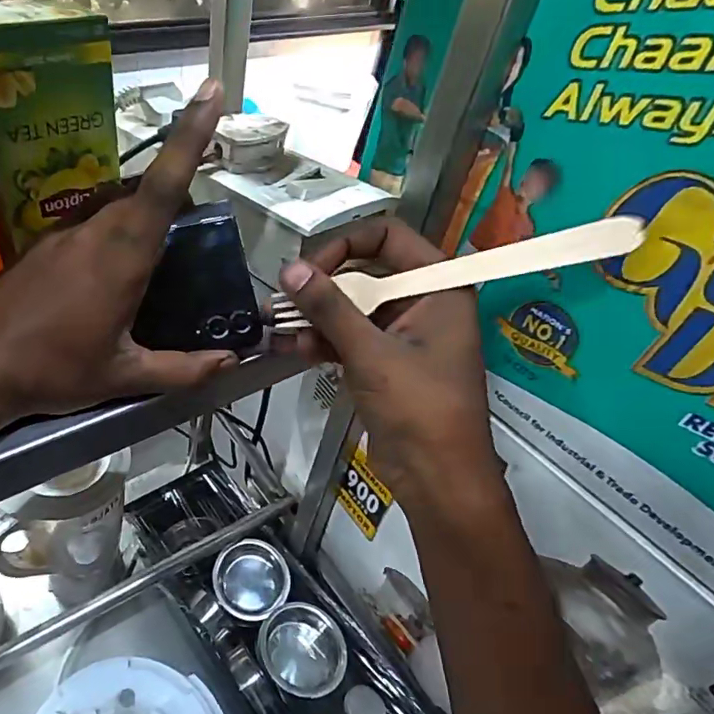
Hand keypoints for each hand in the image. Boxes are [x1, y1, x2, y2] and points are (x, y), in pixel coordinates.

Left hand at [0, 80, 235, 417]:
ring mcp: (58, 236)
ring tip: (146, 265)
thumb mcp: (122, 377)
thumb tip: (230, 361)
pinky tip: (97, 281)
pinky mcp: (36, 248)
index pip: (164, 184)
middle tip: (188, 240)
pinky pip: (82, 227)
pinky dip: (104, 237)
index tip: (211, 90)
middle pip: (140, 195)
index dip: (190, 135)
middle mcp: (90, 233)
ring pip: (109, 209)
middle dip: (171, 199)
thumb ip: (181, 369)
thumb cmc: (53, 371)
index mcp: (121, 256)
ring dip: (135, 219)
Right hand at [277, 216, 497, 511]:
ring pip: (348, 306)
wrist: (436, 476)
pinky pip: (345, 335)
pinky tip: (290, 346)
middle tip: (281, 298)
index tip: (308, 270)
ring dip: (312, 315)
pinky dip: (319, 339)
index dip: (344, 246)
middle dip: (320, 286)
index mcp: (438, 287)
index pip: (388, 237)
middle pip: (363, 271)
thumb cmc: (419, 407)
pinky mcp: (381, 359)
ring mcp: (400, 332)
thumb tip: (289, 269)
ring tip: (275, 325)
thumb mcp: (370, 352)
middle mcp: (421, 301)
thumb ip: (329, 307)